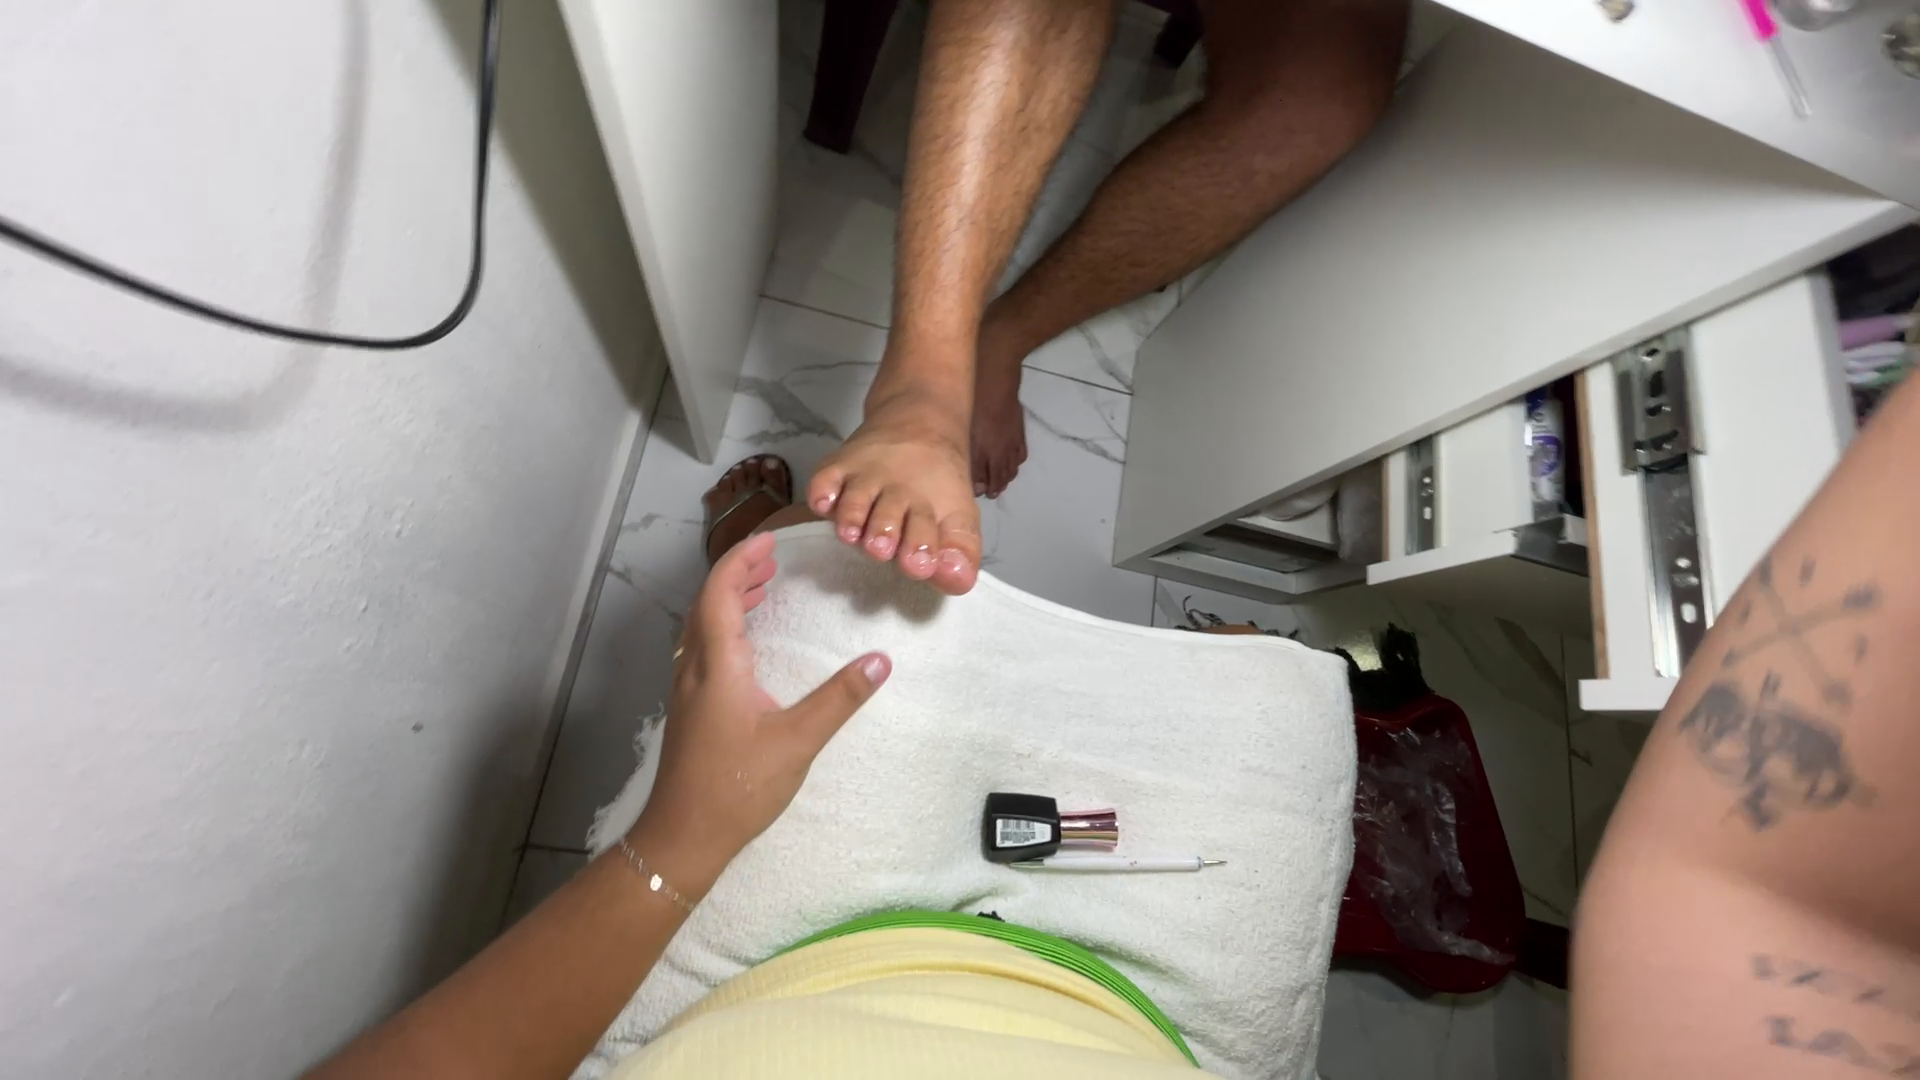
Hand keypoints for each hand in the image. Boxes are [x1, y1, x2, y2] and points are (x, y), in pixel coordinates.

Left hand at [635, 532, 890, 880]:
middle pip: (707, 603)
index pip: (720, 593)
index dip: (740, 561)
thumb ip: (839, 699)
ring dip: (729, 598)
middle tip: (773, 559)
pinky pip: (702, 646)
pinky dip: (725, 624)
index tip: (769, 541)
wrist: (683, 838)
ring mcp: (686, 688)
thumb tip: (880, 661)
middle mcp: (694, 668)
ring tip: (763, 587)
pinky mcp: (689, 706)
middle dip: (738, 574)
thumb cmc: (738, 786)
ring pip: (701, 625)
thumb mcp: (798, 741)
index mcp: (717, 665)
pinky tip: (748, 641)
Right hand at [809, 384, 981, 594]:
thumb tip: (958, 579)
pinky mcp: (838, 468)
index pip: (927, 530)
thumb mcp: (960, 518)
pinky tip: (823, 504)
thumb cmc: (937, 485)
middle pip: (888, 517)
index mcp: (929, 511)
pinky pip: (825, 479)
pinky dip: (821, 491)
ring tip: (852, 534)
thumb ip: (962, 552)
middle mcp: (897, 495)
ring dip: (853, 517)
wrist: (918, 425)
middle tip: (881, 548)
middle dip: (884, 533)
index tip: (919, 564)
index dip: (922, 548)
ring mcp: (865, 480)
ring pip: (856, 500)